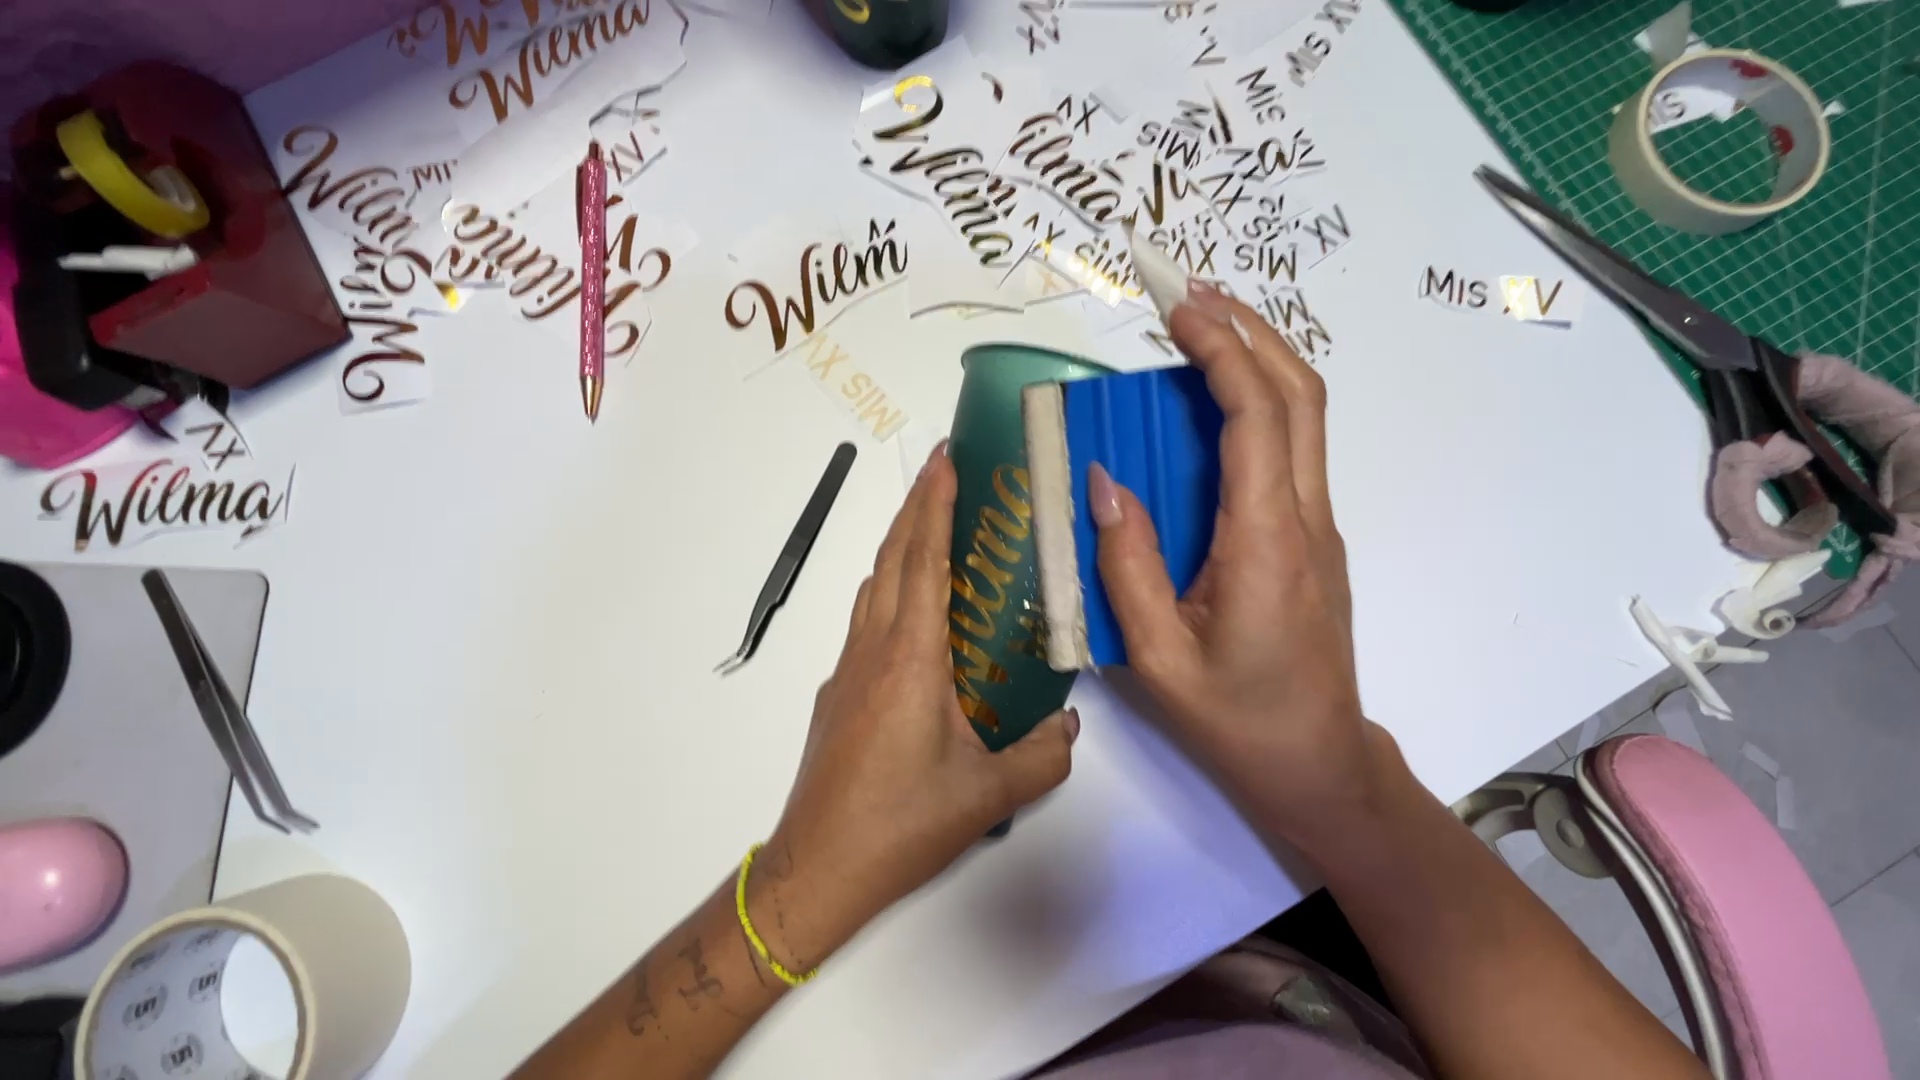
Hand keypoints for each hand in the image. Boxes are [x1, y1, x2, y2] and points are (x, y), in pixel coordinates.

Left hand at [752, 442, 1078, 971]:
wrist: (819, 868)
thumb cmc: (901, 825)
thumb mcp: (986, 797)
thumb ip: (1040, 757)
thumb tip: (1068, 725)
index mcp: (910, 659)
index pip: (923, 562)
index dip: (933, 505)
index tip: (945, 459)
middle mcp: (873, 650)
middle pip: (891, 560)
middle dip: (916, 507)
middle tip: (944, 469)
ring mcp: (847, 671)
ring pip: (873, 587)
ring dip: (899, 545)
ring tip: (931, 524)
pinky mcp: (838, 694)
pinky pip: (866, 619)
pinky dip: (889, 587)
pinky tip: (911, 607)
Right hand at [1091, 283, 1382, 856]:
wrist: (1318, 764)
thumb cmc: (1235, 719)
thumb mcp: (1157, 657)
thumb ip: (1127, 565)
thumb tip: (1103, 481)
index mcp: (1266, 542)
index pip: (1257, 417)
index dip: (1223, 351)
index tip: (1178, 309)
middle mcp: (1305, 519)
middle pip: (1300, 396)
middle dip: (1249, 331)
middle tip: (1189, 296)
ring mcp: (1318, 528)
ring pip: (1305, 419)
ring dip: (1258, 361)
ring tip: (1198, 331)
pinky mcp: (1310, 540)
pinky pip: (1289, 452)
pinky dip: (1255, 405)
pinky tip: (1208, 407)